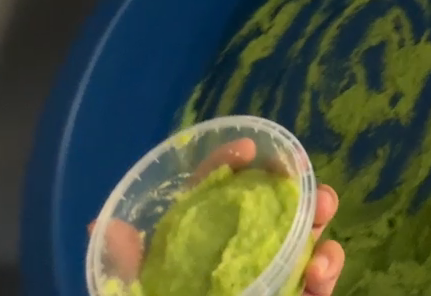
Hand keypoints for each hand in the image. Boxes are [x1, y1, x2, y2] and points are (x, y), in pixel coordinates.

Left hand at [93, 138, 346, 294]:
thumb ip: (122, 281)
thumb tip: (104, 227)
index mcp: (188, 258)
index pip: (207, 198)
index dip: (225, 167)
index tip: (247, 149)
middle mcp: (231, 264)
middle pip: (265, 208)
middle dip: (290, 183)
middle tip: (301, 174)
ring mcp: (267, 288)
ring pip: (301, 238)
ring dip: (317, 216)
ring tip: (322, 209)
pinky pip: (317, 284)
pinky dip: (327, 269)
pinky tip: (322, 270)